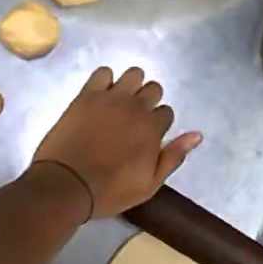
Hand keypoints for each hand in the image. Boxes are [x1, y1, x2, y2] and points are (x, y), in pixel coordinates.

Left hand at [30, 66, 201, 220]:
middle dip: (148, 101)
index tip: (146, 136)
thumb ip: (174, 156)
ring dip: (131, 85)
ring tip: (119, 102)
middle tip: (132, 119)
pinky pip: (103, 73)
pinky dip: (105, 80)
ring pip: (134, 74)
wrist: (65, 186)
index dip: (158, 124)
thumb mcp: (150, 184)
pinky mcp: (87, 96)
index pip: (167, 112)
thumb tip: (197, 134)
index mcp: (153, 127)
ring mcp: (111, 98)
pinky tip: (100, 95)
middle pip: (154, 88)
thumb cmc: (109, 190)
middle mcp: (136, 107)